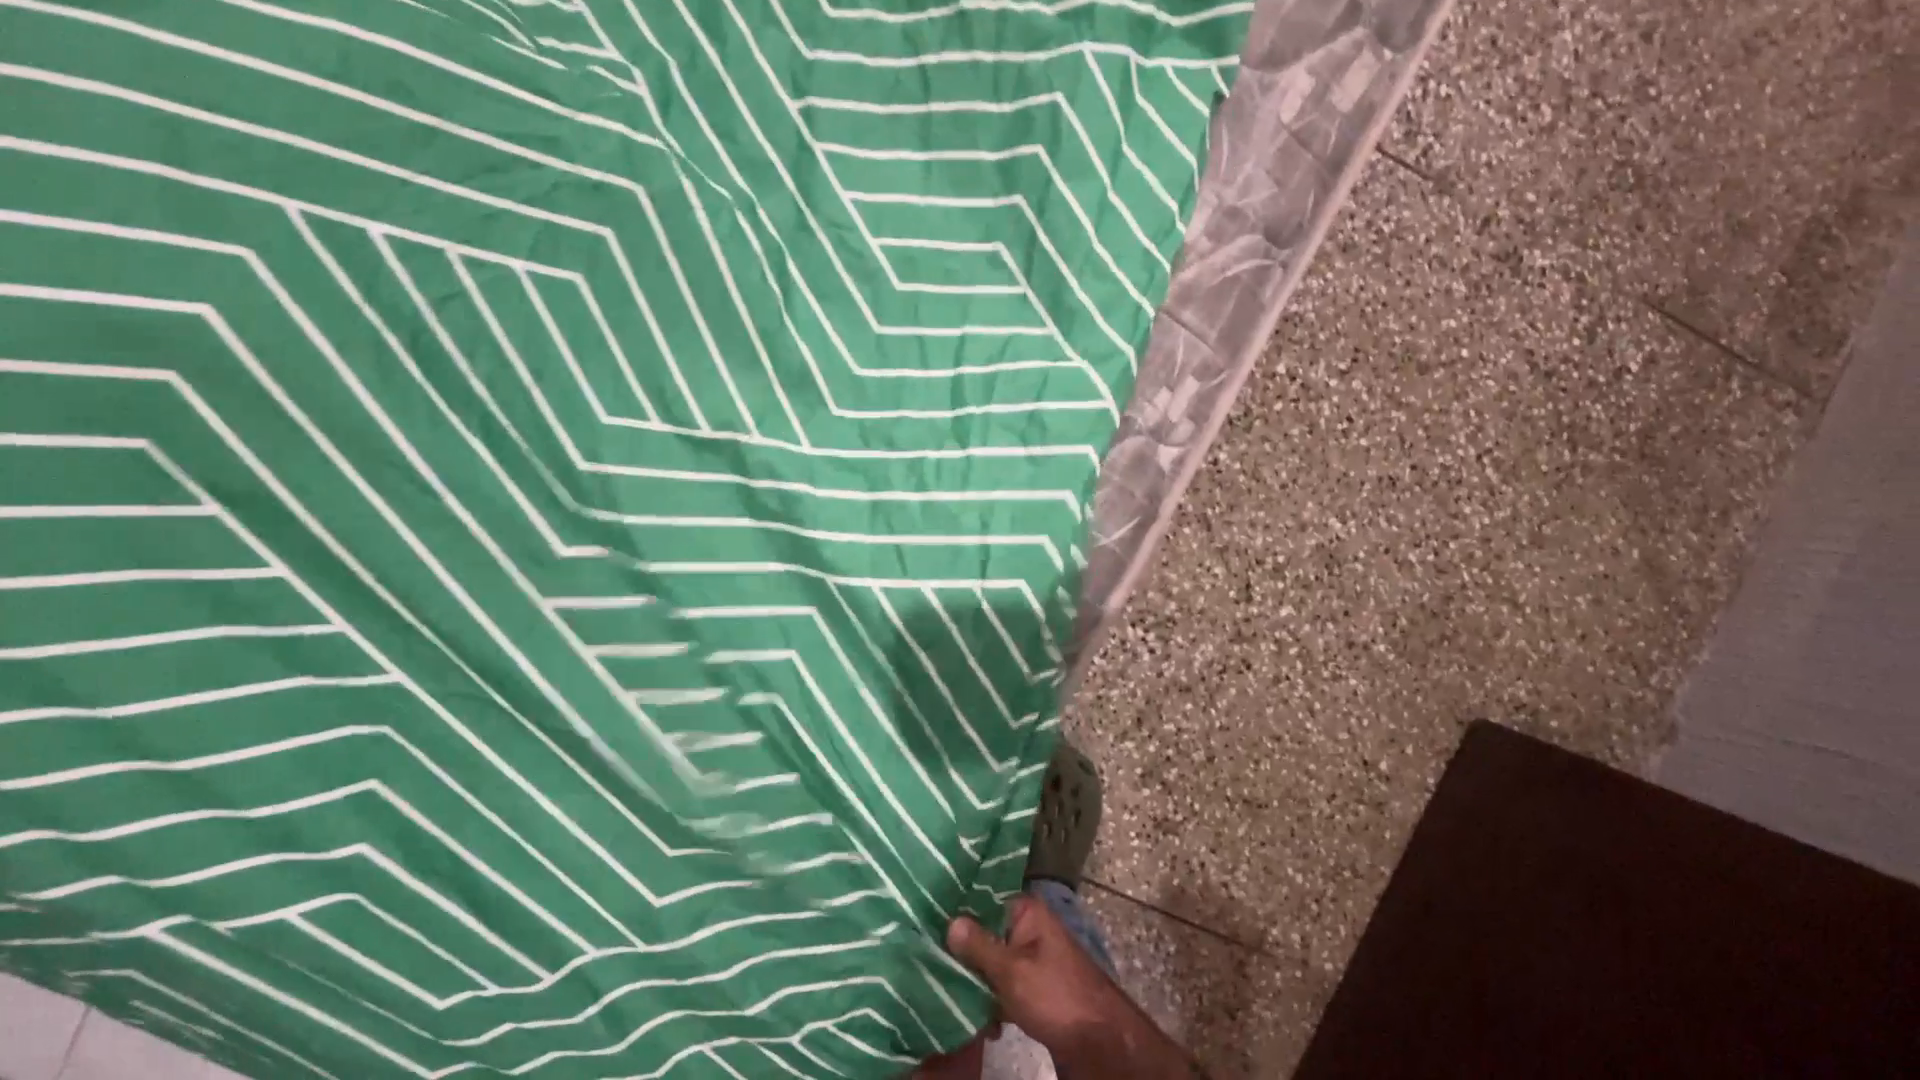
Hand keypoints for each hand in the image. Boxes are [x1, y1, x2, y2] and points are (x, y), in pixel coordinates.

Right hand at [943, 895, 1197, 1078]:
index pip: (984, 897)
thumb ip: (979, 946)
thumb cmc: (1056, 995)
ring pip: (991, 962)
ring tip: (946, 992)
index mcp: (1027, 912)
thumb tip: (950, 921)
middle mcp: (1029, 929)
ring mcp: (1032, 958)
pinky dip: (991, 1000)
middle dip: (961, 951)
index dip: (957, 907)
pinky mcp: (1034, 987)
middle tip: (926, 957)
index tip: (925, 914)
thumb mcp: (1012, 971)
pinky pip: (1003, 985)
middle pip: (985, 932)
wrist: (1099, 1040)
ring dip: (974, 981)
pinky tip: (980, 1020)